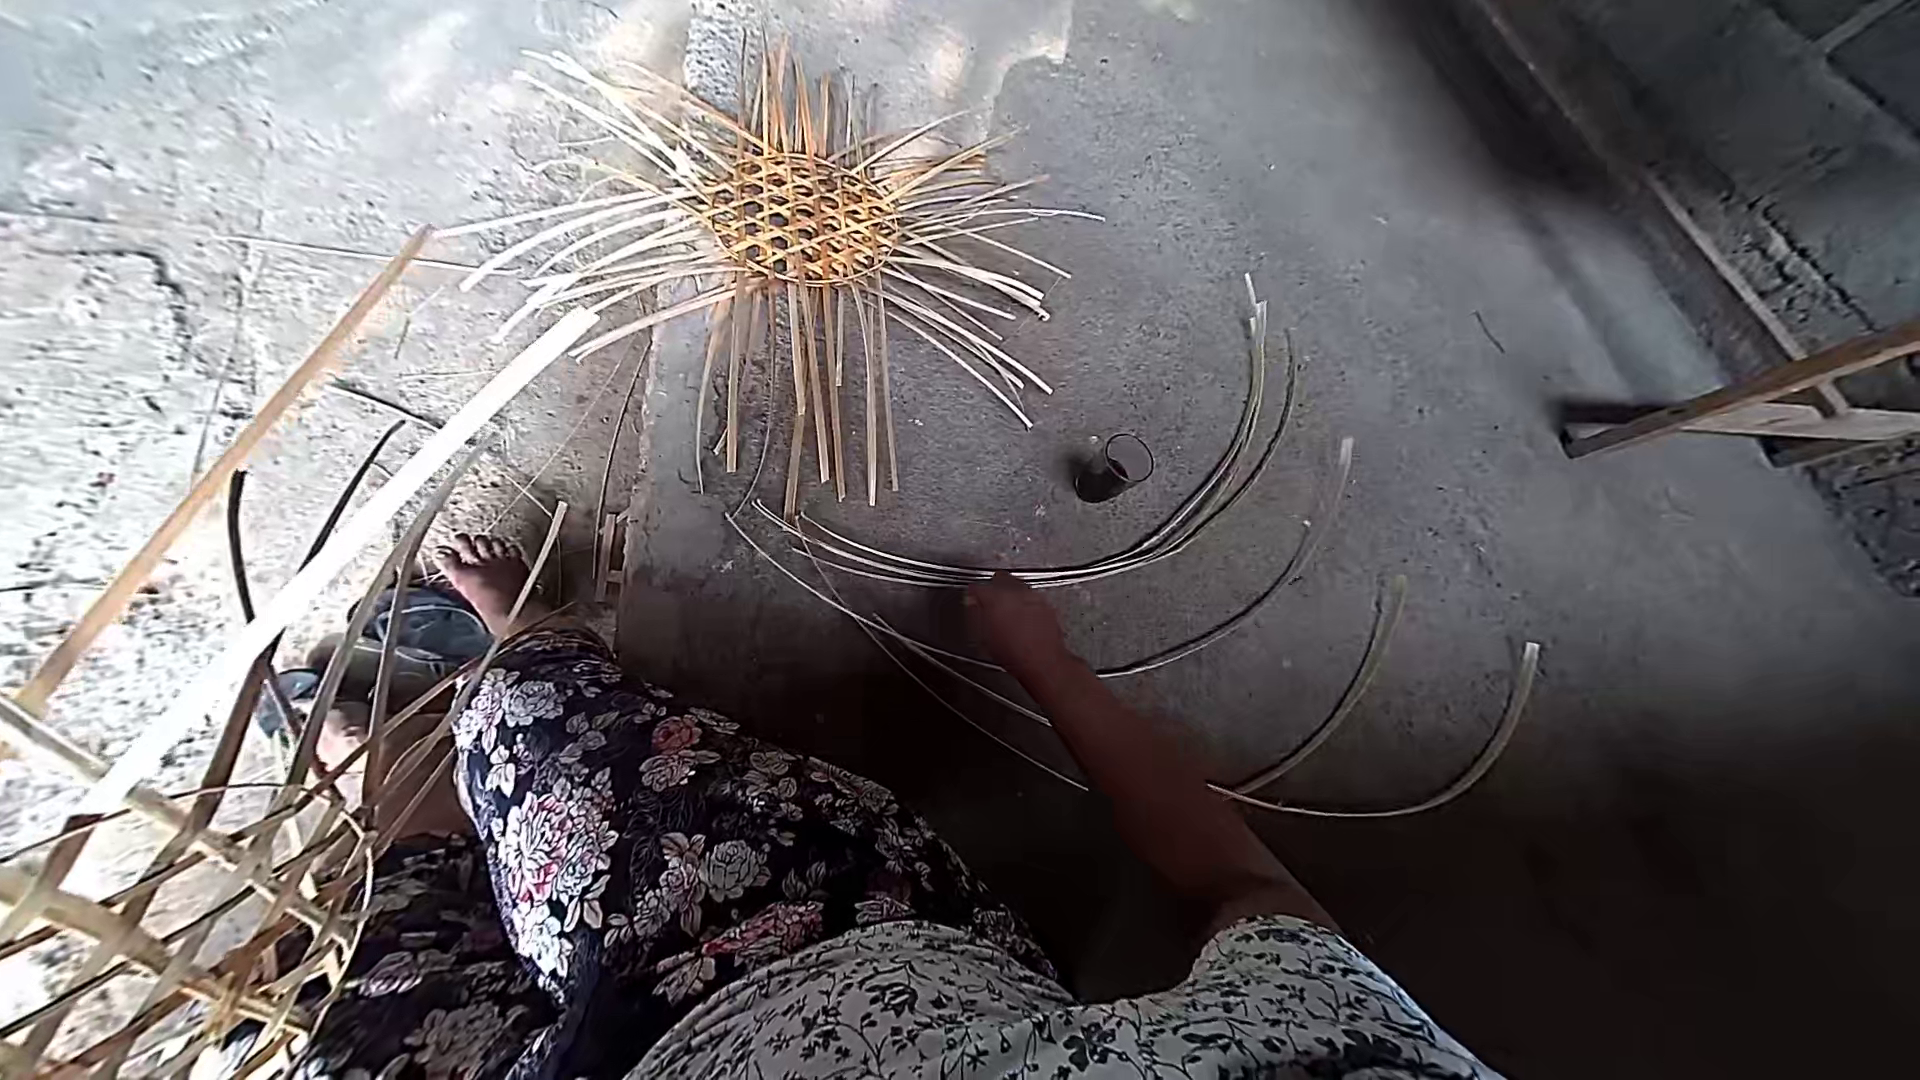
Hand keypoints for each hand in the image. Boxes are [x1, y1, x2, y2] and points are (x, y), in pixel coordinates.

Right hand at [966, 573, 1069, 669]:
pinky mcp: (1046, 606)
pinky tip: (1022, 614)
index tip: (972, 595)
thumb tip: (972, 604)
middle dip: (993, 585)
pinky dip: (1025, 602)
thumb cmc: (1015, 655)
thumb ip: (976, 615)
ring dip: (1011, 593)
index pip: (979, 588)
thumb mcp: (984, 638)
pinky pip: (1032, 597)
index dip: (973, 592)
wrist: (1043, 663)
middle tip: (989, 595)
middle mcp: (1016, 594)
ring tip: (1006, 606)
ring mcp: (1033, 598)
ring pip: (1018, 587)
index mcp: (996, 600)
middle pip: (1001, 580)